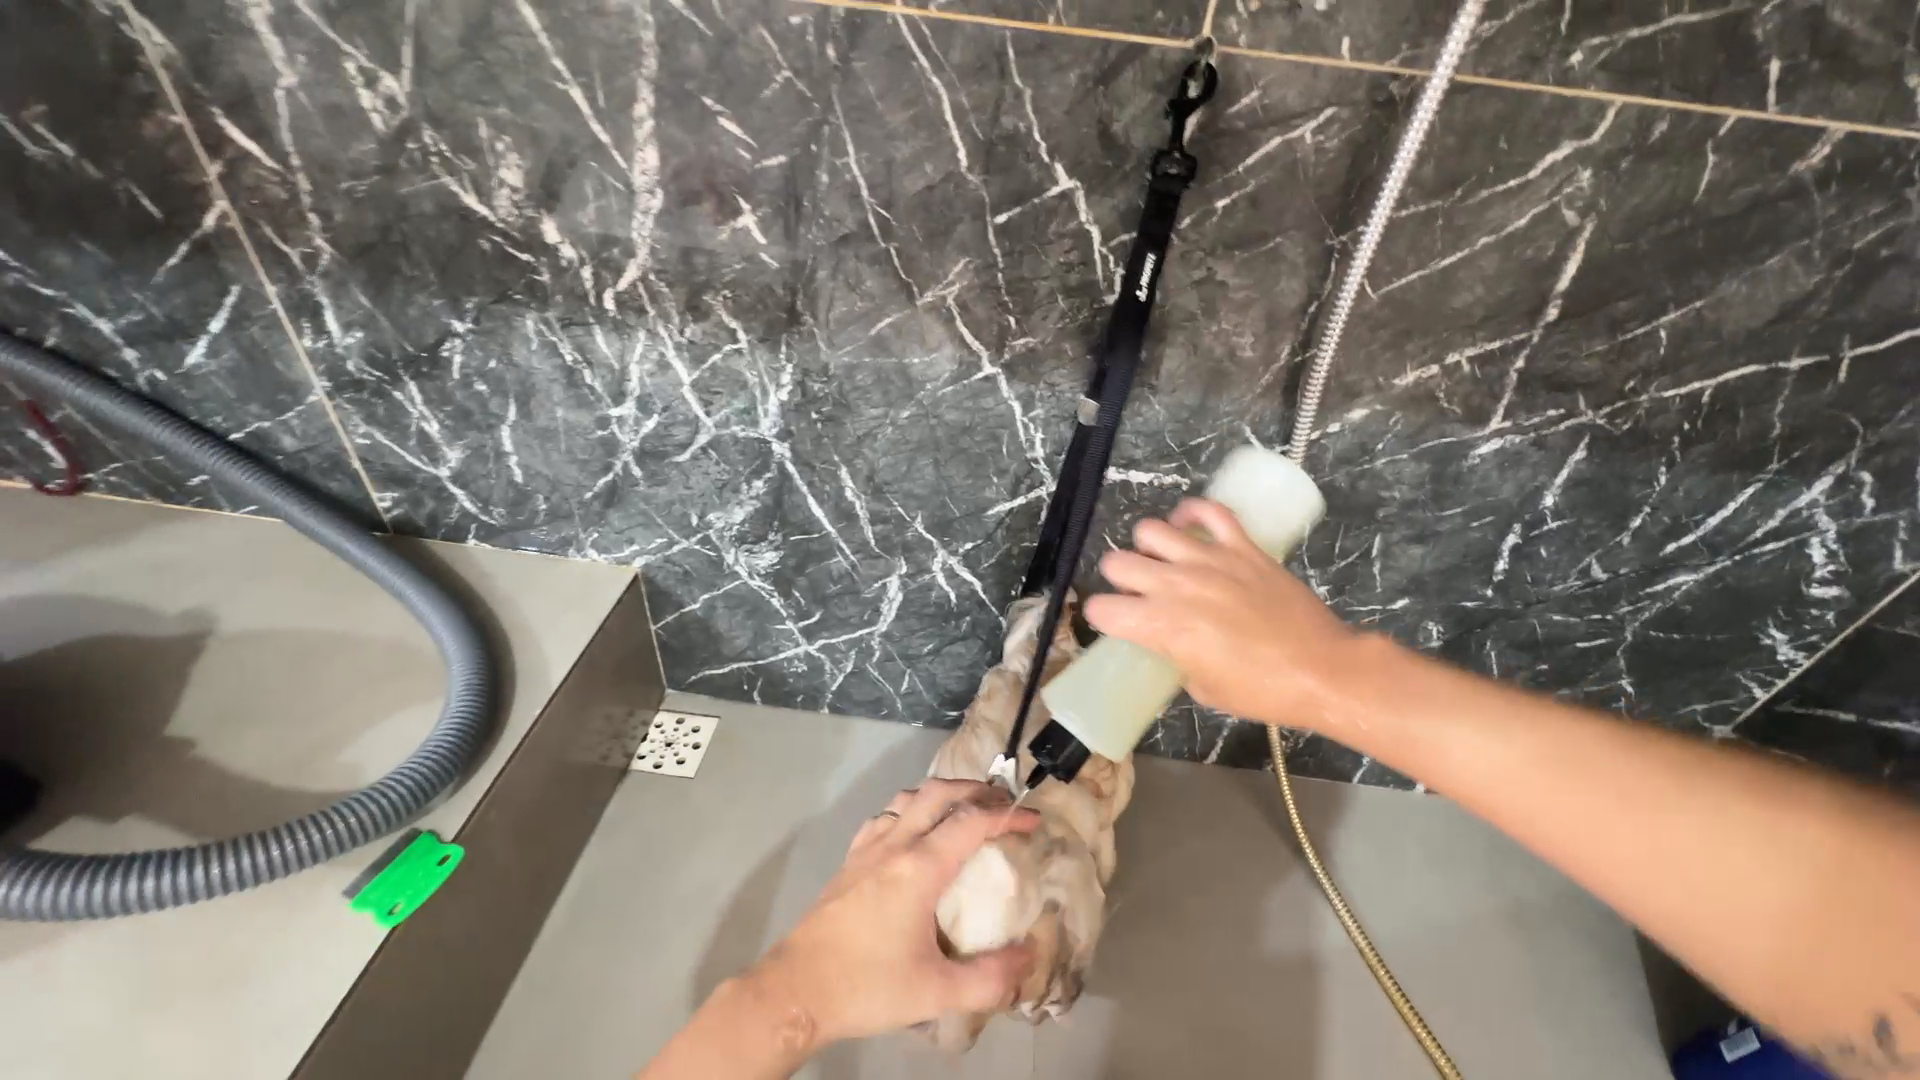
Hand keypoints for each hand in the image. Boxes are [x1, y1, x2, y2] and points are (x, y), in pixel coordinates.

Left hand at [743, 779, 1039, 1048]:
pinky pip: (884, 816)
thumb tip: (1028, 956)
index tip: (1033, 821)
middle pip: (939, 793)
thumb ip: (990, 978)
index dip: (1007, 816)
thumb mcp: (937, 993)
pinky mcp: (850, 860)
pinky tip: (914, 831)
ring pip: (908, 798)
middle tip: (1003, 805)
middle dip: (976, 790)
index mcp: (920, 868)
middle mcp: (894, 845)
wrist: (797, 990)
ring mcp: (867, 849)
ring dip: (942, 795)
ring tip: (964, 810)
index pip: (972, 822)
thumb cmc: (868, 987)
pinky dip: (909, 810)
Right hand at [1086, 497, 1359, 730]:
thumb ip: (1174, 657)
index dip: (1101, 616)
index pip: (1101, 608)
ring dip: (1148, 547)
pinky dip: (1193, 513)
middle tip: (1137, 593)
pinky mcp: (1242, 547)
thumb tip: (1170, 644)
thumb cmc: (1261, 691)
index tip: (1115, 622)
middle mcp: (1176, 586)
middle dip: (1119, 579)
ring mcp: (1210, 560)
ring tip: (1162, 561)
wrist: (1322, 670)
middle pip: (1117, 562)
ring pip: (1151, 530)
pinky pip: (1208, 511)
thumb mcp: (1202, 688)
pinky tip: (1189, 528)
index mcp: (1162, 626)